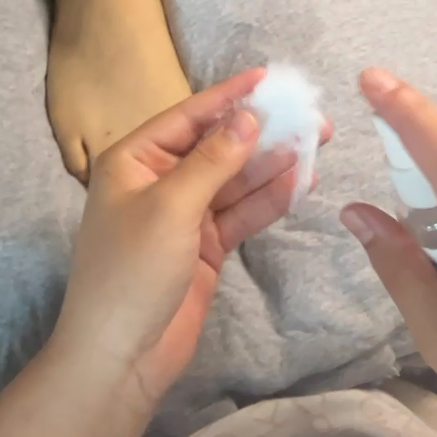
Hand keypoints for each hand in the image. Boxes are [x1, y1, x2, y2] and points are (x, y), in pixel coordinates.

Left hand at [50, 69, 329, 408]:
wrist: (120, 358)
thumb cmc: (132, 270)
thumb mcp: (171, 207)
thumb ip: (213, 160)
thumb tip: (248, 116)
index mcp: (134, 159)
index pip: (188, 117)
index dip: (229, 96)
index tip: (268, 78)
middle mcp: (159, 179)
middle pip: (217, 146)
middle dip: (261, 132)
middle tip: (311, 117)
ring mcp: (184, 213)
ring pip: (234, 179)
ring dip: (272, 164)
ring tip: (316, 143)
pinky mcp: (204, 245)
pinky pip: (240, 212)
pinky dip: (268, 199)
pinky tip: (301, 181)